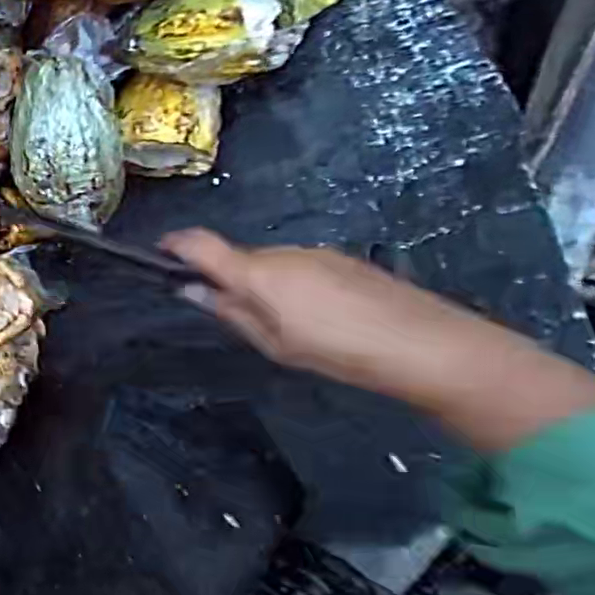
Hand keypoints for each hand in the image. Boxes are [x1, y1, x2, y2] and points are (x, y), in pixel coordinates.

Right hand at [161, 228, 594, 450]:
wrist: (434, 348)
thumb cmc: (339, 351)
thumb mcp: (272, 343)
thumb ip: (229, 313)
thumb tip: (192, 290)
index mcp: (256, 273)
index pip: (200, 244)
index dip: (174, 244)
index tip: (160, 253)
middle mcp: (281, 253)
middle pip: (238, 257)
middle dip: (227, 278)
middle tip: (236, 314)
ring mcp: (317, 254)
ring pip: (270, 263)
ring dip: (263, 283)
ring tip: (287, 322)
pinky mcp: (345, 261)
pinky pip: (300, 267)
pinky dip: (293, 285)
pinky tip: (321, 316)